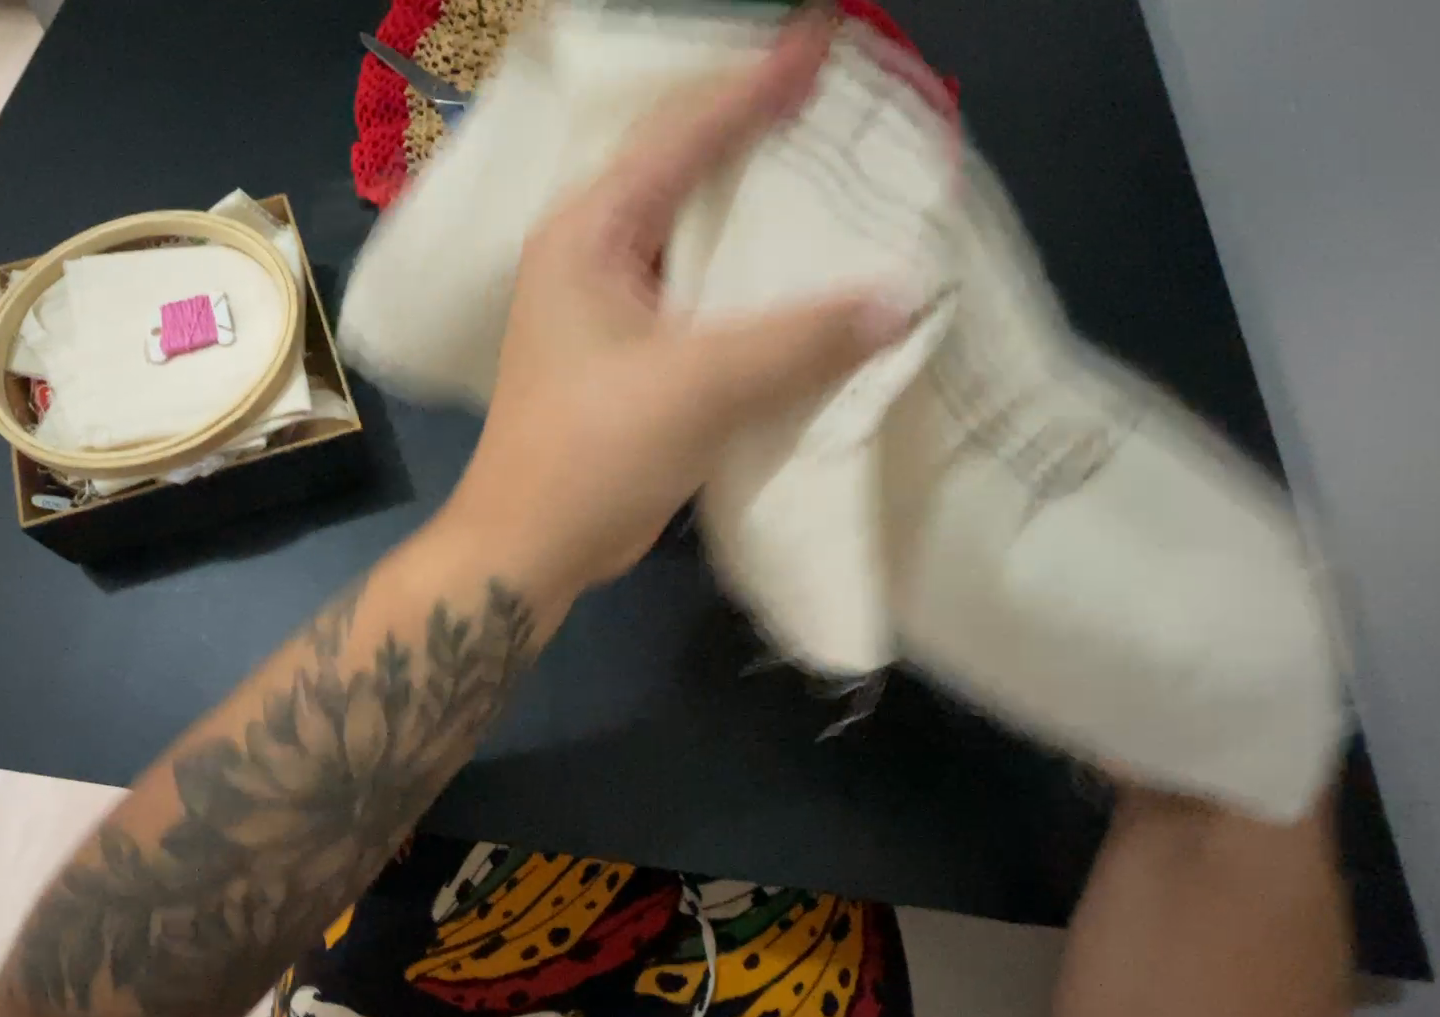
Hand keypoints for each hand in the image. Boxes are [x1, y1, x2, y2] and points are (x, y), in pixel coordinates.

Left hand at [439, 14, 916, 595]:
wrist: (532, 544)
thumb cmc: (592, 454)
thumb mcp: (699, 386)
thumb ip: (802, 337)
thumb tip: (906, 299)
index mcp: (588, 235)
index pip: (682, 136)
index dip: (757, 87)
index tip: (827, 40)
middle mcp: (593, 257)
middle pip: (688, 179)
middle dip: (764, 147)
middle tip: (846, 117)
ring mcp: (609, 310)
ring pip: (697, 244)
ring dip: (761, 225)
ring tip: (841, 191)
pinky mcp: (629, 357)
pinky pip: (701, 300)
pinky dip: (751, 290)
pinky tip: (805, 283)